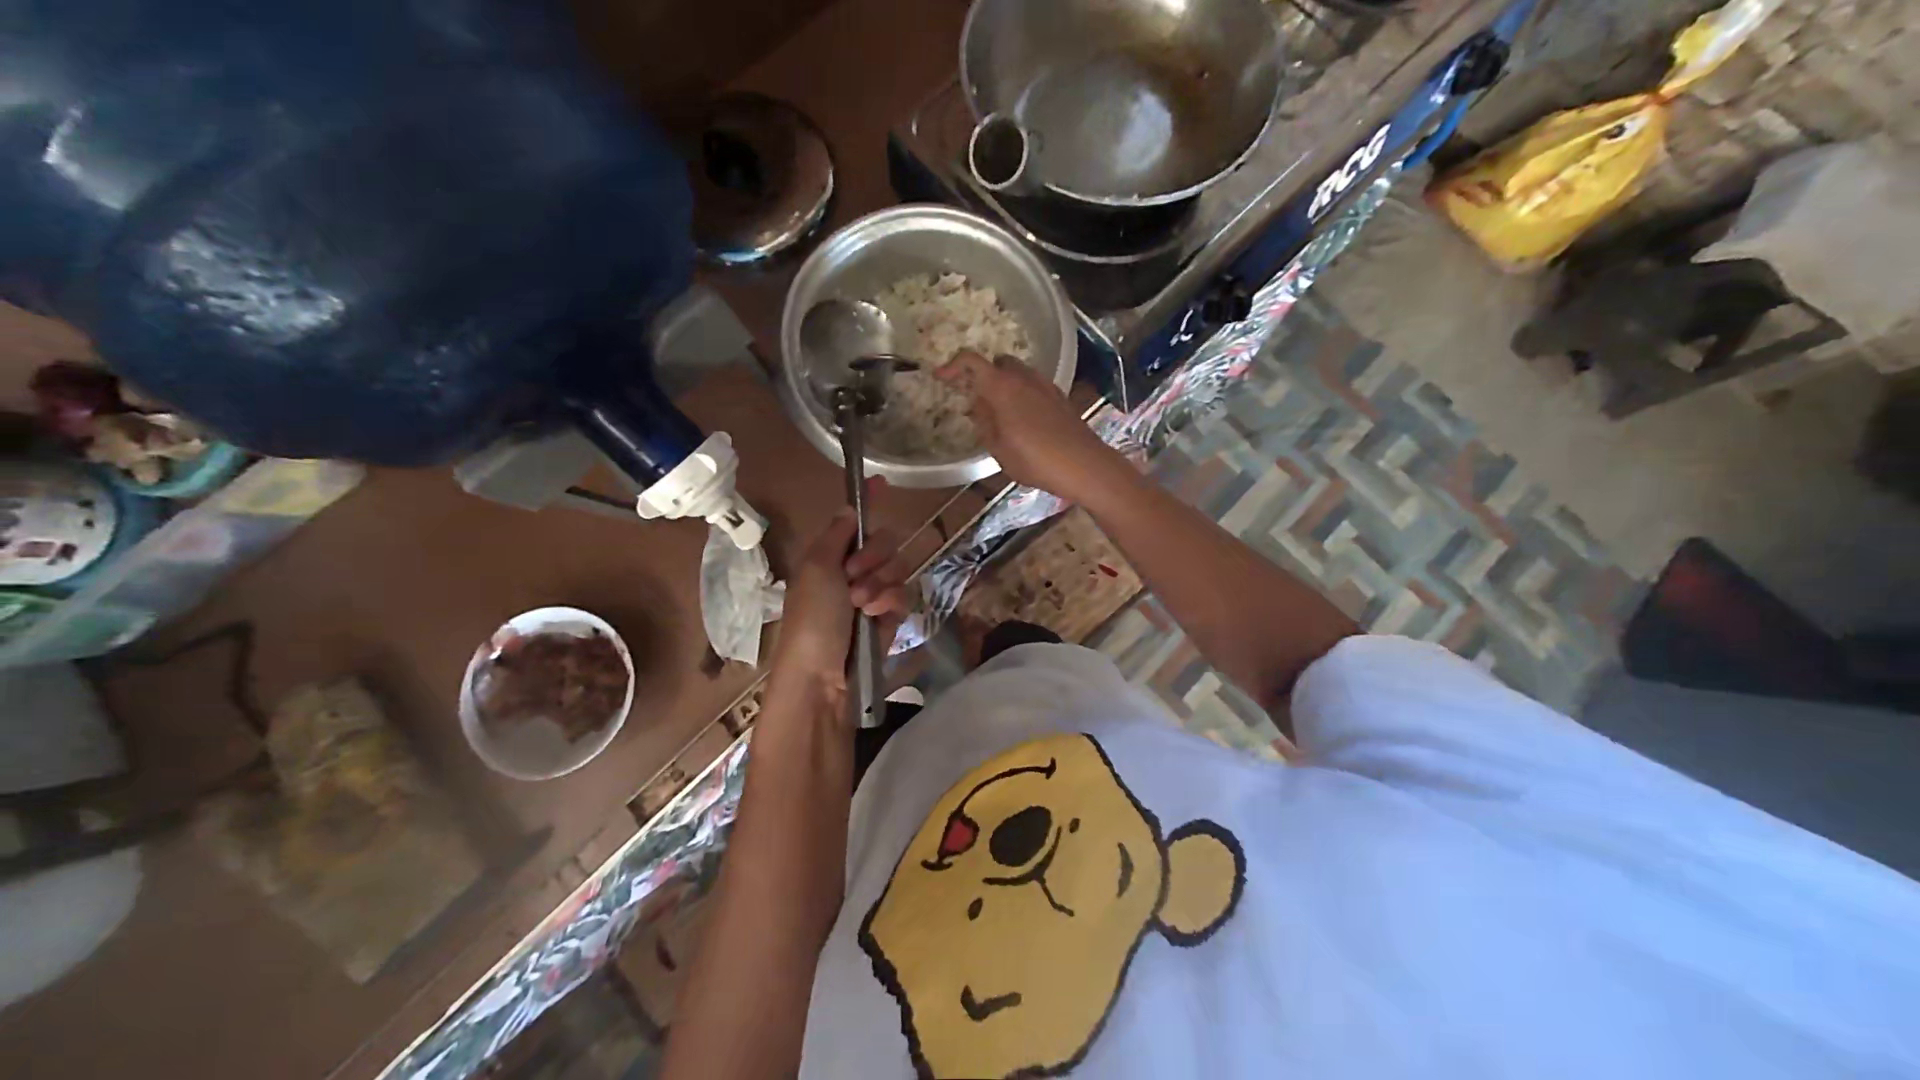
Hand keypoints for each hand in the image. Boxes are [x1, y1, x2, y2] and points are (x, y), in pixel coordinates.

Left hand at [771, 508, 910, 695]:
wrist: (822, 676)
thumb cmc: (811, 618)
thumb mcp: (816, 569)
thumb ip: (836, 535)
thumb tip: (850, 508)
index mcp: (829, 557)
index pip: (854, 522)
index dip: (867, 503)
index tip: (880, 482)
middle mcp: (852, 571)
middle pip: (884, 542)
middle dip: (873, 557)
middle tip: (853, 577)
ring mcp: (873, 595)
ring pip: (898, 568)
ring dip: (880, 584)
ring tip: (862, 606)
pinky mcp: (890, 618)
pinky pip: (904, 594)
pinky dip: (890, 603)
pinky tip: (876, 617)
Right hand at [938, 351, 1131, 503]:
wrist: (1084, 465)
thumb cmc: (1036, 460)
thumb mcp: (999, 448)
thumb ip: (984, 422)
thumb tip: (976, 405)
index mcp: (1003, 387)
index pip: (972, 361)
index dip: (953, 365)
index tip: (941, 376)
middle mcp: (1024, 378)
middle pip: (997, 363)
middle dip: (983, 374)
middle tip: (973, 396)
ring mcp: (1045, 385)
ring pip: (1018, 373)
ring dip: (1004, 384)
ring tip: (996, 411)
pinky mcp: (1059, 397)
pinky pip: (1033, 385)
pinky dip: (1021, 393)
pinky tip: (1020, 418)